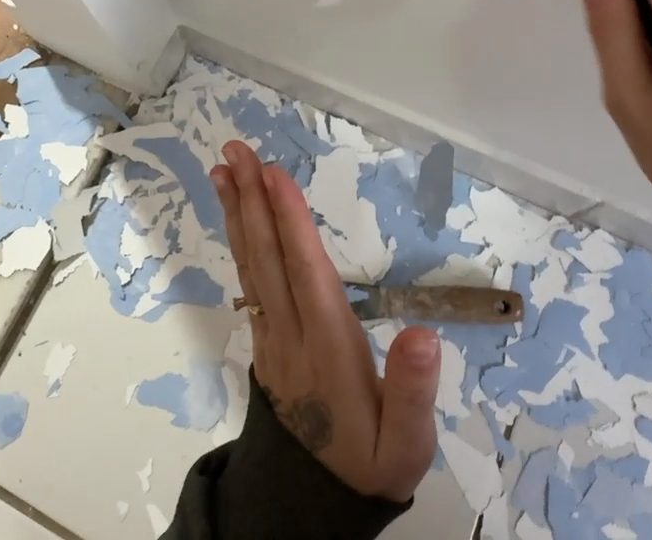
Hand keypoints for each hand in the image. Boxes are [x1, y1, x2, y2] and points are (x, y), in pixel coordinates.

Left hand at [210, 141, 441, 501]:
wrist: (314, 501)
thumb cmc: (370, 462)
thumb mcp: (405, 444)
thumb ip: (413, 391)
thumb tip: (425, 335)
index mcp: (329, 348)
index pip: (307, 274)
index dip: (291, 223)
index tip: (274, 175)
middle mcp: (293, 332)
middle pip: (269, 257)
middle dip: (254, 200)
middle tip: (237, 149)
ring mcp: (273, 333)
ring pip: (252, 264)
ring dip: (238, 213)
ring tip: (226, 168)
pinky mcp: (267, 337)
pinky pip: (250, 279)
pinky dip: (240, 240)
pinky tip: (236, 215)